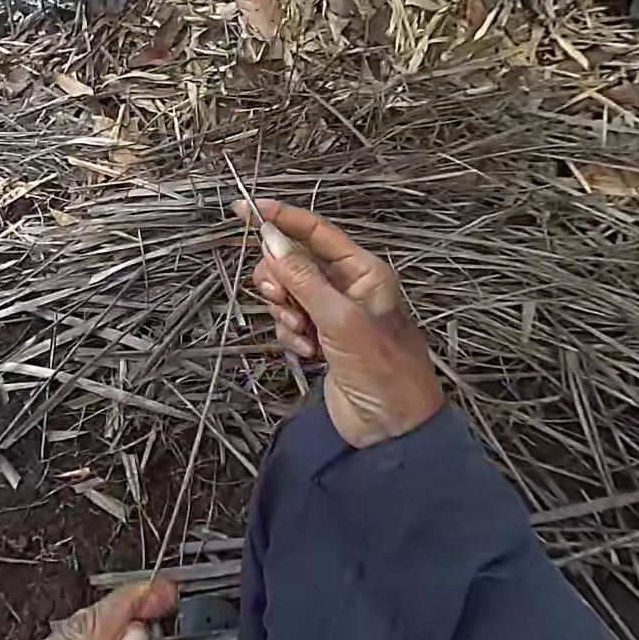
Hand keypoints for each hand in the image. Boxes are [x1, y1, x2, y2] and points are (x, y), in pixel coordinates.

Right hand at [234, 199, 441, 448]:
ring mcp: (330, 313)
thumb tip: (272, 243)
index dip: (281, 217)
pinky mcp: (318, 337)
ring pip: (285, 294)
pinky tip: (307, 352)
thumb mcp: (340, 318)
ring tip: (303, 334)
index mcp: (361, 271)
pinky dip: (289, 335)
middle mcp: (344, 287)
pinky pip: (287, 321)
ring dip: (284, 313)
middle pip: (292, 263)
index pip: (315, 231)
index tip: (247, 210)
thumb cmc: (383, 369)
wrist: (391, 429)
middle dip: (279, 281)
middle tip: (281, 299)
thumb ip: (303, 279)